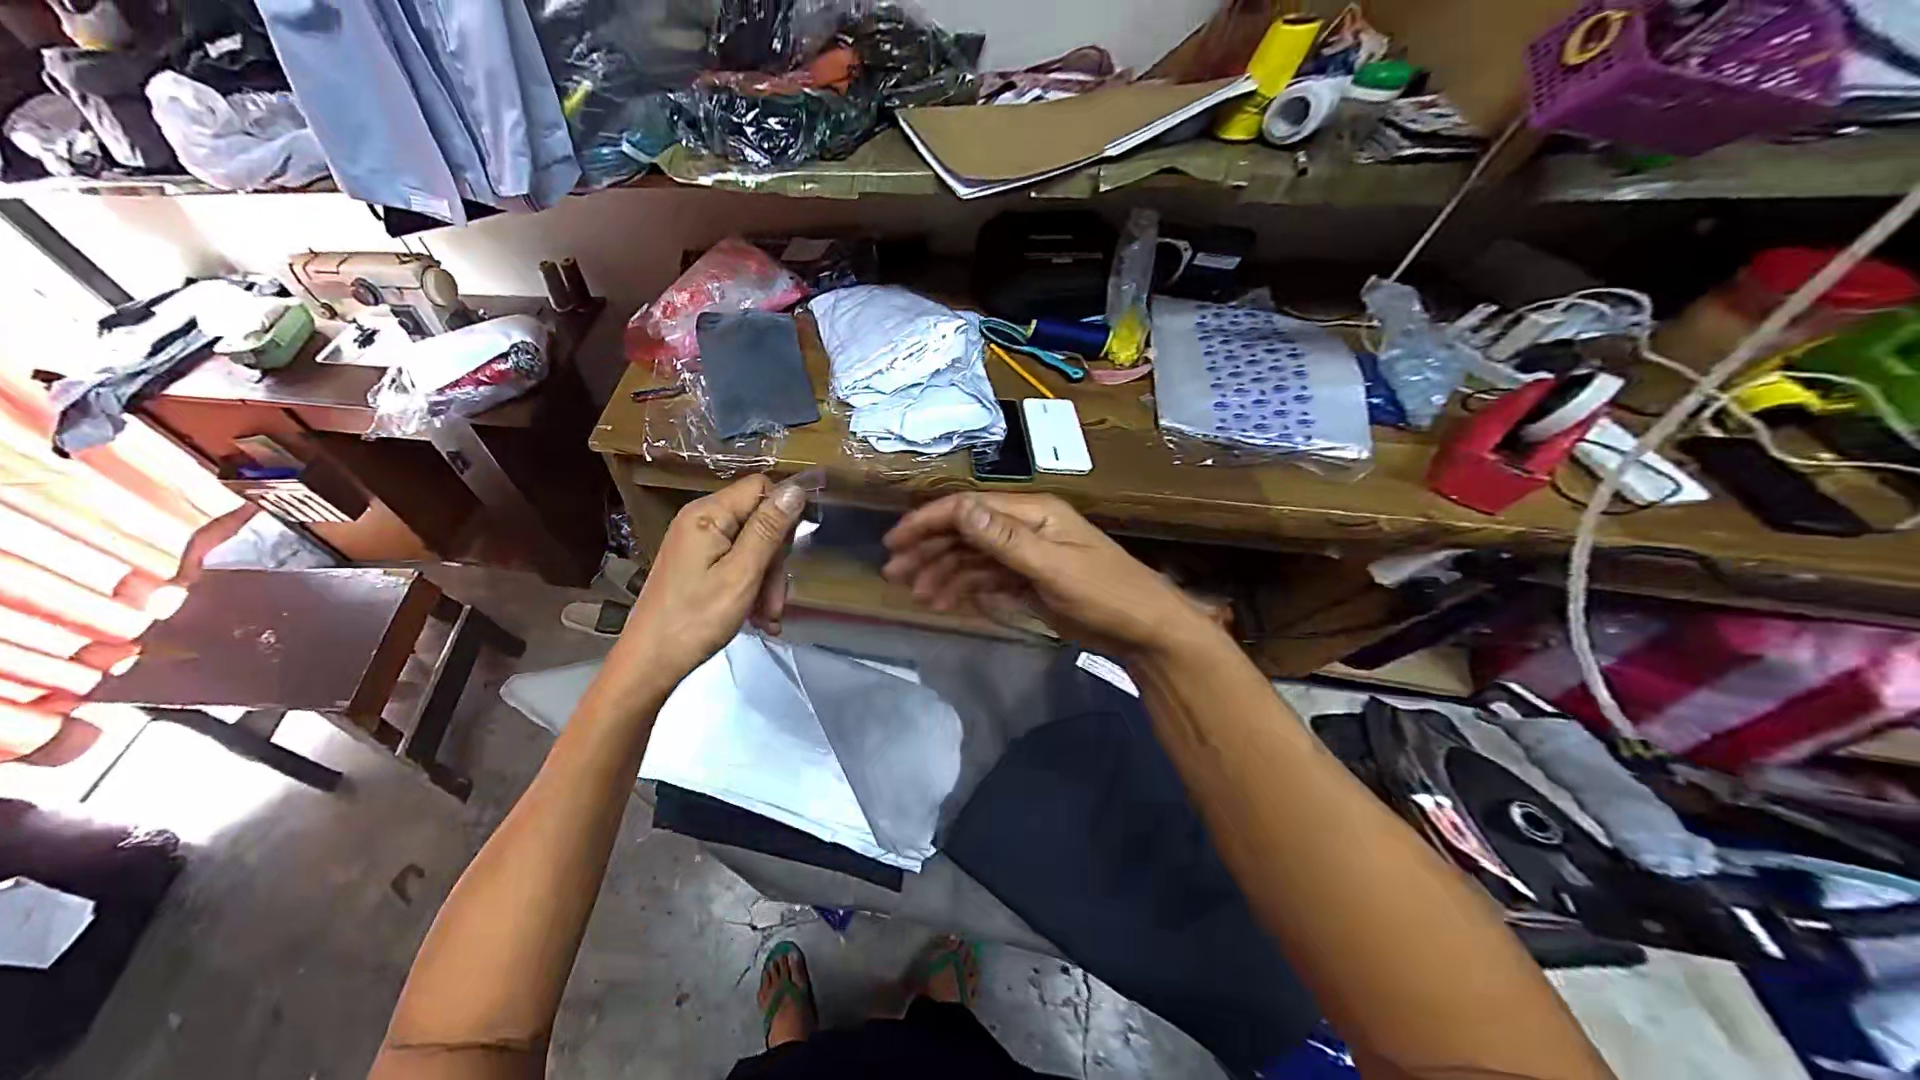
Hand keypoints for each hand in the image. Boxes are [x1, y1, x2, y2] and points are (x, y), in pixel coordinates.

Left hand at [616, 474, 807, 687]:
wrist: (650, 663)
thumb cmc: (696, 619)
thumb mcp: (742, 574)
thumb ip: (768, 529)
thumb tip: (795, 489)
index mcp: (707, 514)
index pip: (760, 487)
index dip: (783, 514)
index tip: (791, 552)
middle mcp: (700, 520)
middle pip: (758, 520)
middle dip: (775, 560)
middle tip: (775, 600)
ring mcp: (697, 544)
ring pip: (752, 546)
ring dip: (767, 581)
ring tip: (767, 616)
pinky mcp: (697, 564)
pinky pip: (736, 564)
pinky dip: (751, 588)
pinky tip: (758, 617)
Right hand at [881, 493, 1217, 659]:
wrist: (1145, 630)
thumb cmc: (1106, 593)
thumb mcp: (1053, 567)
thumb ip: (1005, 539)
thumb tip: (959, 509)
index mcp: (1032, 513)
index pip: (969, 508)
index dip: (929, 522)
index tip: (896, 543)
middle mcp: (1025, 528)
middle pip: (965, 532)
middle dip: (928, 550)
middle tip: (894, 574)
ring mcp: (1026, 556)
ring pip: (972, 558)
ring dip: (942, 573)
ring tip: (915, 595)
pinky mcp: (1029, 582)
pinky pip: (987, 580)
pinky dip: (964, 589)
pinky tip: (943, 603)